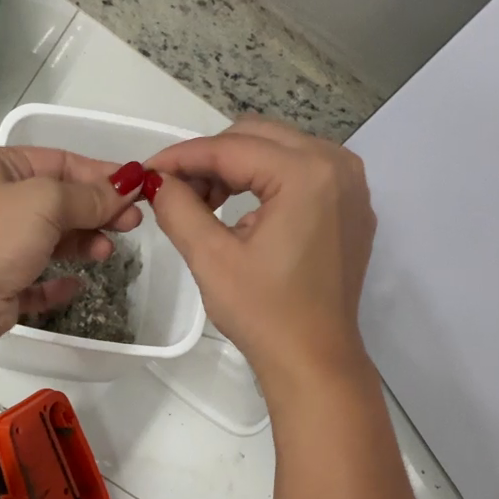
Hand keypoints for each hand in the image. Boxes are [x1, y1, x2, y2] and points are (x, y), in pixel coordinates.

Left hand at [0, 146, 144, 341]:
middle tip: (132, 223)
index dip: (99, 174)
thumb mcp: (47, 203)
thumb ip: (89, 196)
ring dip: (82, 244)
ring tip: (106, 253)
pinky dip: (57, 282)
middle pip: (57, 201)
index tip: (136, 188)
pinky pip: (34, 280)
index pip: (58, 162)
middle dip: (96, 212)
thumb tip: (128, 186)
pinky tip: (75, 284)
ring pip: (49, 240)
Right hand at [146, 116, 376, 376]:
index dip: (183, 156)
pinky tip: (242, 220)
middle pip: (259, 138)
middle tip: (175, 193)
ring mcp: (351, 186)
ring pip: (281, 153)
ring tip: (205, 207)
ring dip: (238, 170)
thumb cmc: (264, 314)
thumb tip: (156, 182)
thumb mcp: (211, 260)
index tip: (147, 171)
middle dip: (211, 159)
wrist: (314, 360)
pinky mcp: (351, 210)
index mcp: (306, 173)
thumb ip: (180, 210)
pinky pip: (303, 177)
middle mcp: (337, 165)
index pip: (232, 147)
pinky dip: (266, 186)